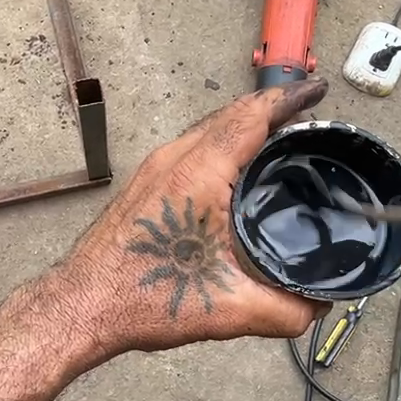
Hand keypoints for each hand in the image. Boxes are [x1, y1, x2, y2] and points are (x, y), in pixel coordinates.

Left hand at [55, 78, 331, 359]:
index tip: (317, 90)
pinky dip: (219, 142)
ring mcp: (153, 169)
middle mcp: (173, 160)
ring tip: (276, 134)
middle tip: (307, 112)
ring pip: (206, 128)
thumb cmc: (141, 299)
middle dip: (271, 107)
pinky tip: (232, 166)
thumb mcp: (229, 311)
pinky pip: (189, 146)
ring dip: (242, 123)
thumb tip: (319, 307)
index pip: (251, 117)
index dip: (289, 99)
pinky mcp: (142, 183)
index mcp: (198, 175)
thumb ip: (286, 311)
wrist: (82, 304)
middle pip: (230, 115)